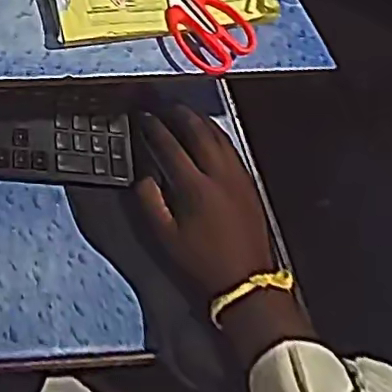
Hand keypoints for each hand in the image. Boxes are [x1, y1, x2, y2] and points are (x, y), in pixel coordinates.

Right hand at [132, 107, 312, 365]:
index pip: (169, 144)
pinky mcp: (249, 185)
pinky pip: (231, 148)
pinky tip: (208, 133)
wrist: (247, 286)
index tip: (143, 118)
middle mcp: (218, 176)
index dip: (153, 127)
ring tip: (184, 112)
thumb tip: (143, 174)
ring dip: (199, 120)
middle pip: (198, 132)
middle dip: (178, 114)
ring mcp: (238, 179)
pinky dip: (216, 134)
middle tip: (163, 106)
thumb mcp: (164, 235)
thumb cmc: (202, 261)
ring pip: (218, 137)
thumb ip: (149, 199)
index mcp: (195, 187)